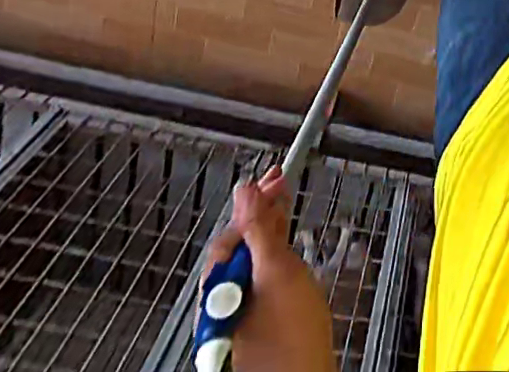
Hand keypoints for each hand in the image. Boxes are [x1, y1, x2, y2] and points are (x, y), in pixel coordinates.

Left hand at [203, 167, 334, 371]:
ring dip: (267, 222)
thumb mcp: (277, 271)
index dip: (251, 204)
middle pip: (239, 244)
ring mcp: (242, 305)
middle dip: (259, 209)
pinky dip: (273, 243)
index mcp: (218, 291)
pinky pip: (261, 267)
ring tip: (284, 196)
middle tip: (281, 178)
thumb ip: (259, 230)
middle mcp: (224, 298)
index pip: (230, 236)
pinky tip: (284, 231)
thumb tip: (244, 192)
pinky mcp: (261, 309)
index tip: (274, 177)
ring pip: (251, 253)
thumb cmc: (291, 330)